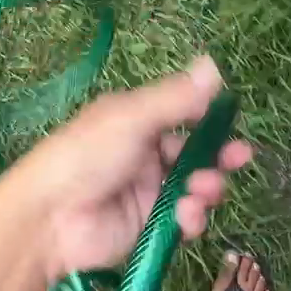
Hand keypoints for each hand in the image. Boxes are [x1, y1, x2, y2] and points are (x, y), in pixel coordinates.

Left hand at [11, 56, 252, 281]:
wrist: (50, 219)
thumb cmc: (89, 153)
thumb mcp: (133, 118)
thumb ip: (176, 98)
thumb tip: (213, 64)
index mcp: (137, 118)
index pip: (182, 112)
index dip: (209, 117)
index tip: (234, 120)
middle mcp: (145, 151)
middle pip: (193, 152)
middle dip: (218, 156)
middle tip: (240, 158)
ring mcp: (147, 190)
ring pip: (193, 186)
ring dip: (206, 187)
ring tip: (203, 191)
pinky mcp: (149, 226)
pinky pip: (182, 219)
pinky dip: (191, 218)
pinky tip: (187, 218)